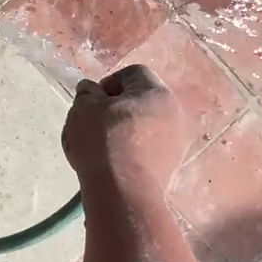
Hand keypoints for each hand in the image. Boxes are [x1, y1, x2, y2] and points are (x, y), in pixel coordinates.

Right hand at [61, 64, 191, 202]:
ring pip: (146, 123)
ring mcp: (178, 139)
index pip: (133, 73)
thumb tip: (91, 89)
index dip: (108, 82)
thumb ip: (87, 93)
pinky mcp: (174, 162)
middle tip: (94, 121)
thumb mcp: (83, 108)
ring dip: (124, 128)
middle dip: (116, 106)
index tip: (92, 101)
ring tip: (102, 144)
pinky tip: (114, 159)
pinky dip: (133, 146)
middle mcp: (175, 112)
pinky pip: (150, 144)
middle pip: (141, 99)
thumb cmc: (101, 140)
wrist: (122, 188)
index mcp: (156, 93)